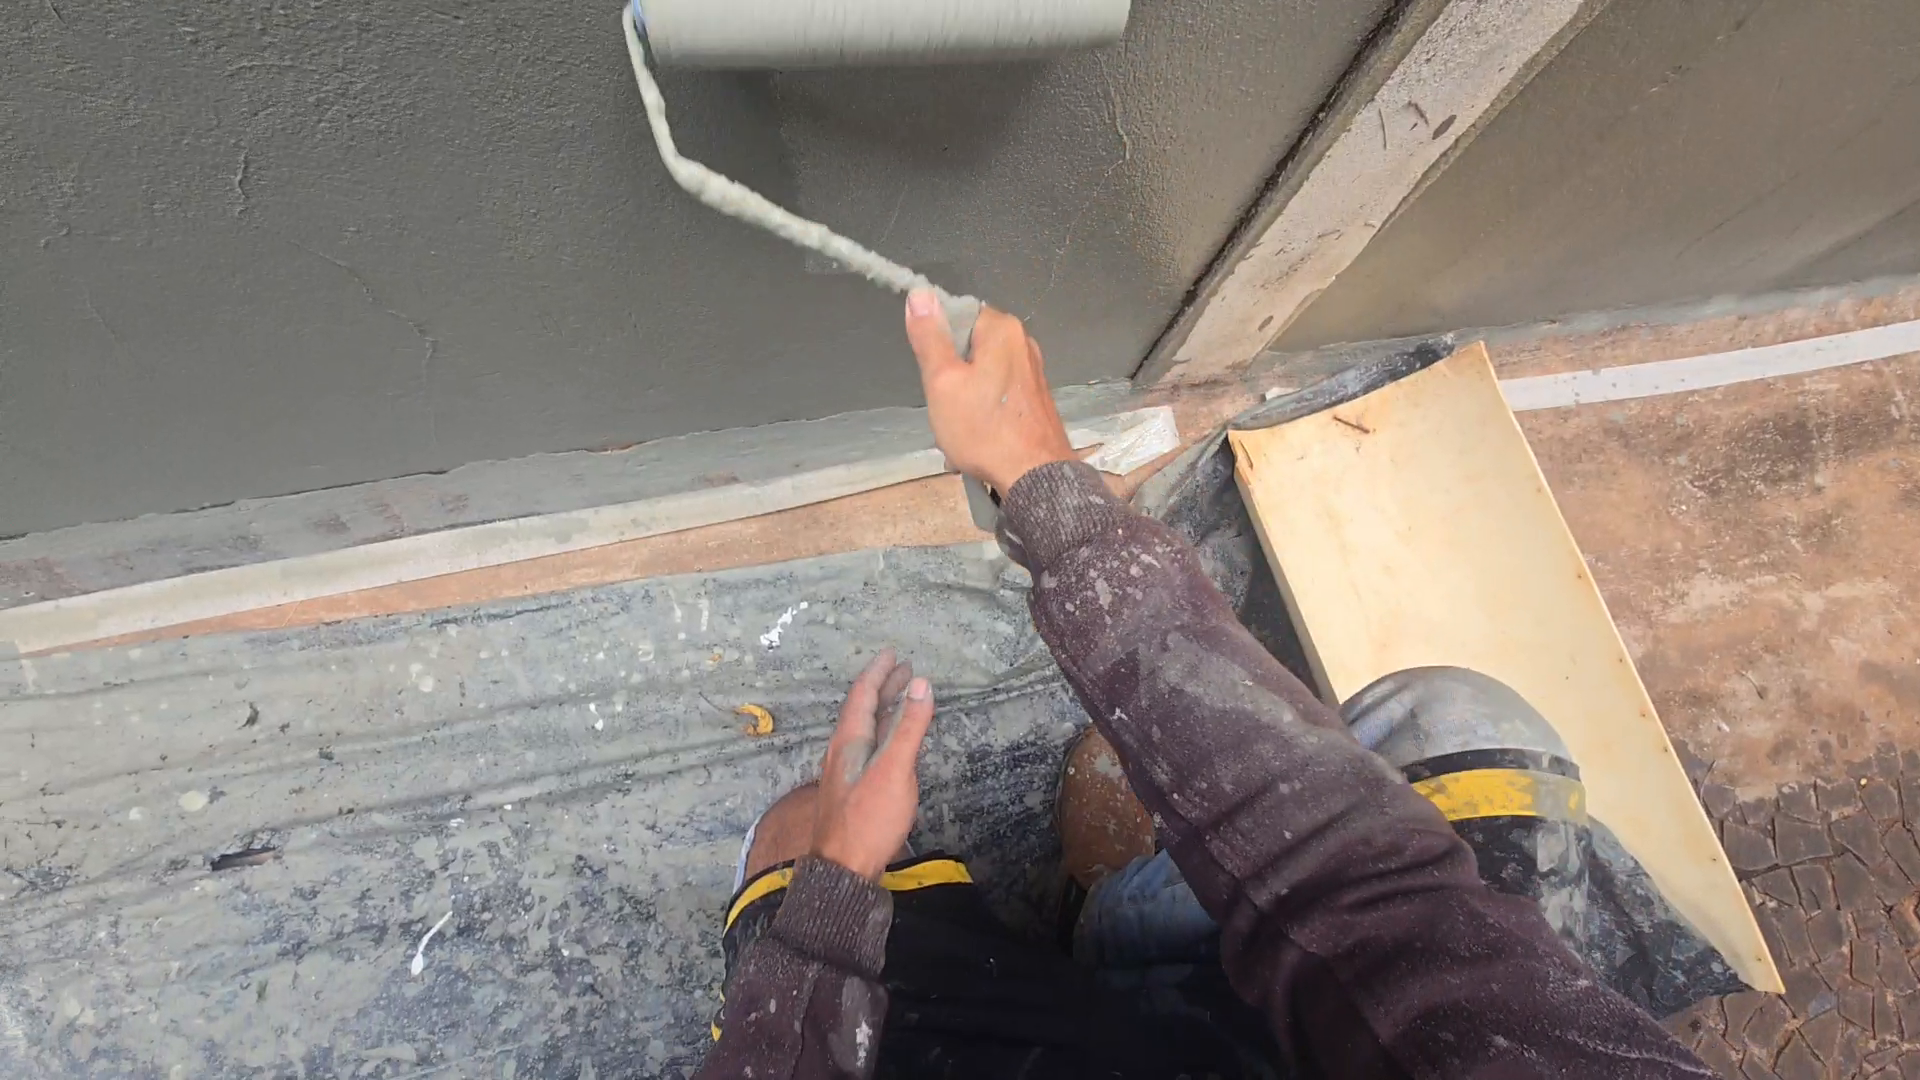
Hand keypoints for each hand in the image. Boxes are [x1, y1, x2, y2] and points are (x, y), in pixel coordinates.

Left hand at [812, 649, 935, 880]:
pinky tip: (895, 741)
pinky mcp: (854, 789)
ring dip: (885, 708)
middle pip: (863, 709)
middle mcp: (844, 750)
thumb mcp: (894, 769)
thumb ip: (909, 726)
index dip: (878, 673)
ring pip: (867, 728)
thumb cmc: (868, 819)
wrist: (844, 871)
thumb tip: (921, 683)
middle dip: (884, 686)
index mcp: (850, 740)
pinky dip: (886, 731)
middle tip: (904, 668)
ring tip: (904, 695)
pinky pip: (871, 746)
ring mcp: (847, 771)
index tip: (892, 654)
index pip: (862, 695)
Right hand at [905, 290, 1076, 493]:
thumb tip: (919, 293)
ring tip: (960, 432)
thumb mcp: (942, 382)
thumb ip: (929, 337)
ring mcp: (1032, 373)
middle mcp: (1023, 344)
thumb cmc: (984, 429)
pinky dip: (983, 417)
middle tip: (946, 408)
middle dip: (951, 380)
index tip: (936, 375)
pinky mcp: (1036, 400)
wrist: (1033, 477)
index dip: (939, 345)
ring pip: (981, 378)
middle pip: (969, 350)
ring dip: (963, 405)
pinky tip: (978, 441)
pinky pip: (997, 399)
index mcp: (1002, 329)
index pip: (958, 316)